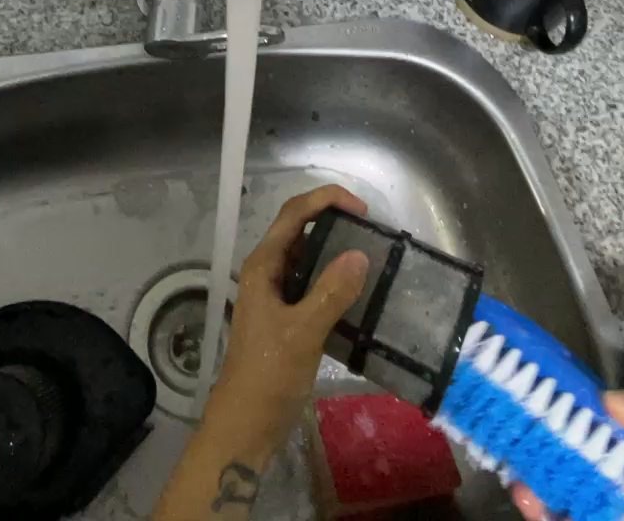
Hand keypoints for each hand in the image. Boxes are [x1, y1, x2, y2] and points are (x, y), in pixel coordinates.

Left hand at [203, 184, 371, 450]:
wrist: (247, 424)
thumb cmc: (268, 375)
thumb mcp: (303, 332)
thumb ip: (330, 292)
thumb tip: (360, 254)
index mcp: (263, 265)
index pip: (293, 214)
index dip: (326, 200)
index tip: (364, 210)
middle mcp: (268, 271)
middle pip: (301, 230)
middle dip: (335, 221)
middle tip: (374, 232)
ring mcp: (277, 294)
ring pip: (309, 258)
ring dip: (337, 251)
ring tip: (375, 256)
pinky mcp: (289, 316)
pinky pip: (314, 285)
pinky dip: (336, 280)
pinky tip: (363, 292)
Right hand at [509, 385, 623, 520]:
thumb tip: (607, 398)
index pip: (596, 417)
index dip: (565, 400)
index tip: (535, 384)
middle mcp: (618, 479)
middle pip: (566, 448)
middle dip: (538, 435)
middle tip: (513, 421)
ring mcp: (604, 507)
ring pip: (554, 483)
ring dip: (530, 471)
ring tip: (518, 467)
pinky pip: (556, 517)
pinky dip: (538, 508)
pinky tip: (528, 498)